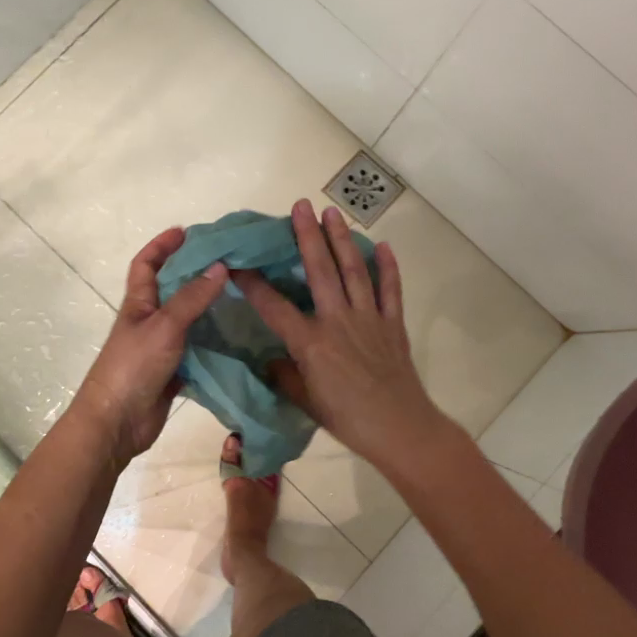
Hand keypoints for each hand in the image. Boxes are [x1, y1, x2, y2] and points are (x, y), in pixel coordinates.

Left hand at [70, 227, 228, 466]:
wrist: (117, 423)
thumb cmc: (133, 367)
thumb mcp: (165, 326)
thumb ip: (192, 298)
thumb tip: (220, 266)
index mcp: (138, 303)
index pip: (146, 264)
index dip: (162, 246)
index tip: (187, 232)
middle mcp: (149, 321)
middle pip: (172, 289)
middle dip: (195, 272)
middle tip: (229, 261)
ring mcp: (160, 348)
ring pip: (188, 320)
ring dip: (209, 307)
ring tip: (241, 294)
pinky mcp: (173, 372)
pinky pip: (197, 349)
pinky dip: (214, 342)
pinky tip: (238, 337)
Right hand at [234, 199, 453, 470]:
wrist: (400, 429)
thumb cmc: (347, 420)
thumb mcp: (305, 402)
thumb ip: (285, 375)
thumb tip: (271, 358)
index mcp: (311, 343)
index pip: (274, 306)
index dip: (252, 284)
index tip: (235, 263)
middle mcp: (338, 321)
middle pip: (320, 270)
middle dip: (307, 236)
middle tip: (300, 207)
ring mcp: (368, 319)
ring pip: (354, 271)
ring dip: (342, 239)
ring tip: (332, 213)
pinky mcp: (392, 324)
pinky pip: (390, 290)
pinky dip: (388, 267)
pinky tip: (382, 246)